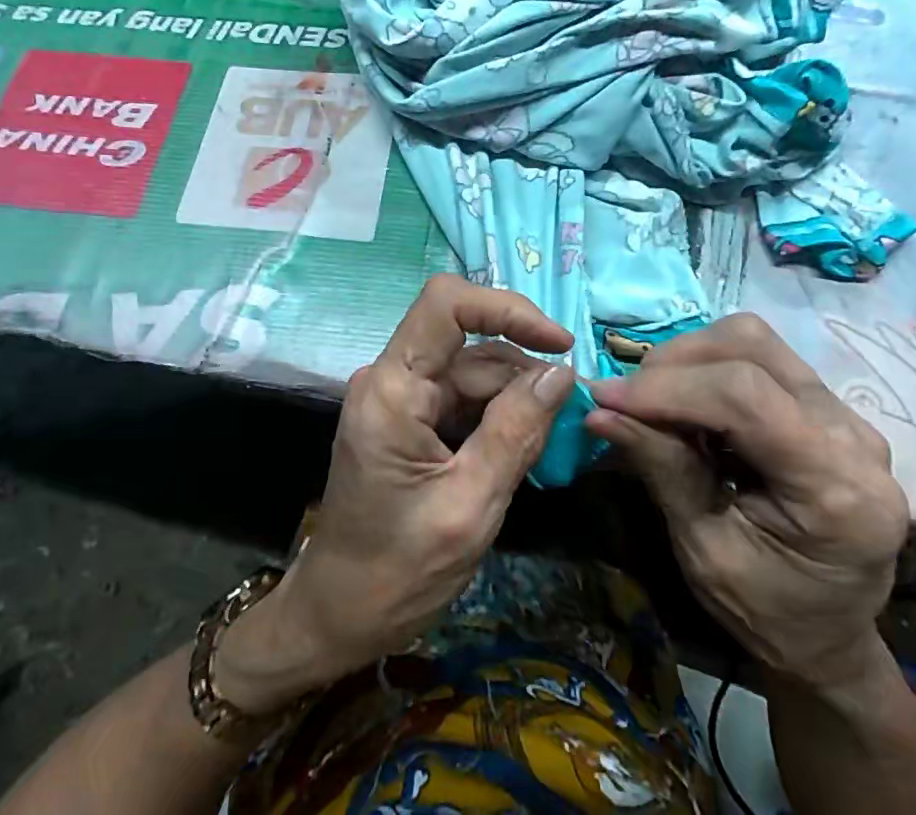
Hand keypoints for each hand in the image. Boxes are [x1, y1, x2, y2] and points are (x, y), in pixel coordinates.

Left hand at [218, 276, 574, 711]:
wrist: (343, 611)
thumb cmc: (400, 569)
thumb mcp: (472, 504)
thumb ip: (516, 431)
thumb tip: (561, 372)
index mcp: (391, 391)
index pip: (445, 304)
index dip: (507, 308)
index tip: (560, 344)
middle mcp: (389, 382)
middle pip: (468, 346)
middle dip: (524, 373)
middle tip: (572, 417)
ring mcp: (397, 402)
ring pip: (470, 374)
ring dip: (516, 400)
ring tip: (552, 444)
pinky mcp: (407, 423)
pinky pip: (461, 402)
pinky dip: (497, 419)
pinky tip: (524, 450)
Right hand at [585, 314, 907, 688]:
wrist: (827, 634)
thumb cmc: (765, 609)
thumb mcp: (703, 549)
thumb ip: (661, 469)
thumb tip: (598, 411)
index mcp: (837, 490)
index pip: (746, 397)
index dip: (665, 388)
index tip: (602, 399)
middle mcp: (855, 438)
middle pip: (751, 349)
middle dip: (672, 365)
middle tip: (625, 403)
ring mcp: (847, 417)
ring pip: (753, 341)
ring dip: (687, 360)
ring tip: (654, 403)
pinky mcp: (828, 409)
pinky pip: (759, 359)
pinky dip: (706, 370)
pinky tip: (686, 408)